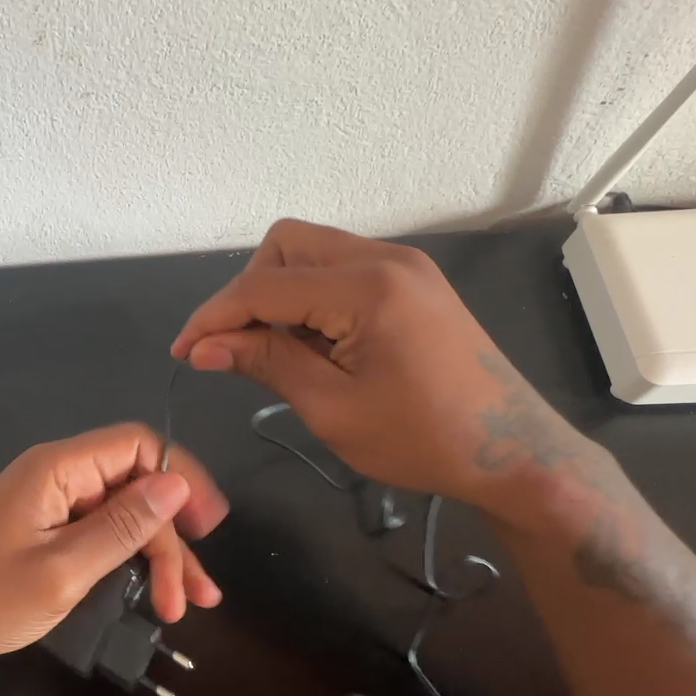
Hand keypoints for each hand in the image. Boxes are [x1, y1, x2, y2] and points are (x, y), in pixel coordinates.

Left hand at [0, 423, 228, 670]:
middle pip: (134, 487)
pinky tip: (149, 593)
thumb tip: (176, 483)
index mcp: (56, 469)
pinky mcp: (41, 531)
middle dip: (169, 539)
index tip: (208, 527)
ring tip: (184, 605)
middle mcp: (55, 476)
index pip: (137, 446)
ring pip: (120, 516)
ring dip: (154, 557)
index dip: (181, 478)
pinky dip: (124, 561)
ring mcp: (46, 504)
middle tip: (196, 594)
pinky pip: (96, 534)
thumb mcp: (61, 570)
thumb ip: (121, 526)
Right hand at [169, 218, 596, 518]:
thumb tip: (203, 348)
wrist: (512, 451)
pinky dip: (308, 299)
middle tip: (234, 348)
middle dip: (246, 291)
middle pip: (286, 244)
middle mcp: (385, 259)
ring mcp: (404, 267)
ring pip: (312, 253)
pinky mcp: (411, 284)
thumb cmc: (420, 438)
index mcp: (366, 288)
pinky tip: (308, 345)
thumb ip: (265, 363)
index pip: (263, 286)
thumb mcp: (331, 407)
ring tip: (271, 352)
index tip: (183, 353)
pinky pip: (340, 271)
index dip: (213, 317)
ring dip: (276, 294)